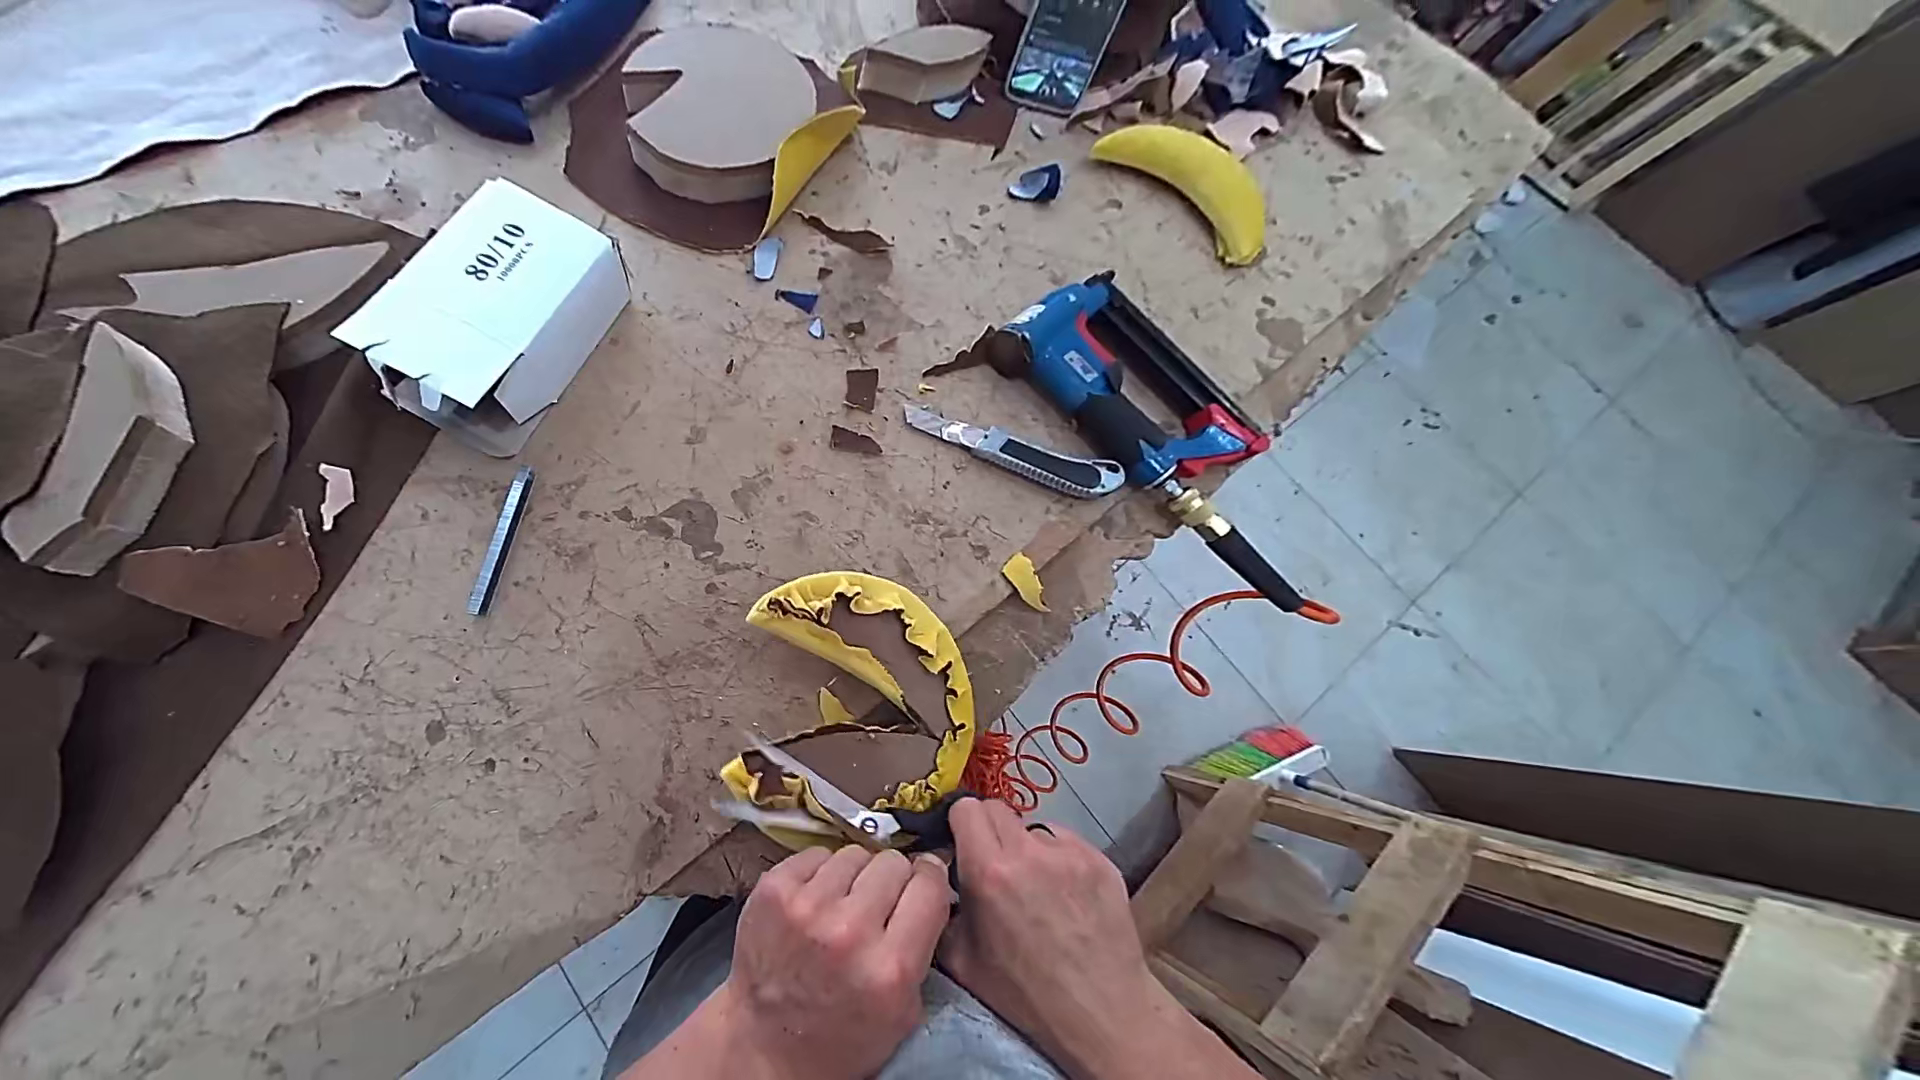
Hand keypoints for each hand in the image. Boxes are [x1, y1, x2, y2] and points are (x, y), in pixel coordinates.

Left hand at [626, 845, 949, 1079]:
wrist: (764, 1047)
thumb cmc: (840, 1035)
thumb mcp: (905, 1008)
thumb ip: (925, 938)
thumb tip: (935, 868)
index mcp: (890, 968)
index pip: (930, 884)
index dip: (929, 879)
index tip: (921, 882)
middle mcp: (849, 933)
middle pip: (893, 861)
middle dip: (890, 880)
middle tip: (876, 906)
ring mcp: (807, 908)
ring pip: (855, 853)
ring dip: (854, 875)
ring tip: (841, 907)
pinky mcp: (774, 891)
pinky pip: (817, 854)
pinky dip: (819, 873)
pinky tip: (814, 903)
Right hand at [939, 799, 1256, 1079]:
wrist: (1102, 1013)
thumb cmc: (1026, 994)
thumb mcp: (962, 960)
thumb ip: (942, 906)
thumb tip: (937, 874)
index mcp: (989, 871)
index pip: (966, 808)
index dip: (960, 822)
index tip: (963, 840)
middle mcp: (1028, 851)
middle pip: (997, 807)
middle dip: (989, 829)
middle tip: (995, 860)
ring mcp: (1068, 851)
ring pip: (1032, 827)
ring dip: (1026, 846)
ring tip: (1036, 884)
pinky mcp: (1097, 856)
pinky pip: (1065, 841)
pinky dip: (1057, 858)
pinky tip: (1064, 892)